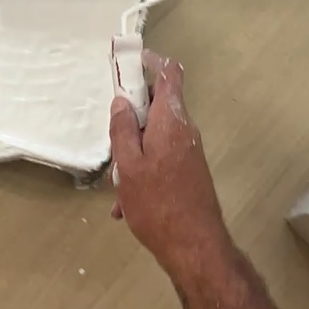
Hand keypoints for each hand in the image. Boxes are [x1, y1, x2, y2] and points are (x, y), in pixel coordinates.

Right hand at [108, 50, 230, 279]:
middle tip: (113, 137)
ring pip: (155, 136)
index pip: (169, 73)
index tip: (130, 61)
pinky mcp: (188, 171)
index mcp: (171, 119)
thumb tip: (121, 101)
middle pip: (157, 105)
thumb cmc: (158, 202)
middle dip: (132, 116)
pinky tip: (126, 205)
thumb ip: (123, 129)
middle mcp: (184, 129)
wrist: (195, 248)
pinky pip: (160, 158)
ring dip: (134, 150)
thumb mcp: (128, 165)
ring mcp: (188, 150)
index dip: (151, 61)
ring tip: (117, 183)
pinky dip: (143, 171)